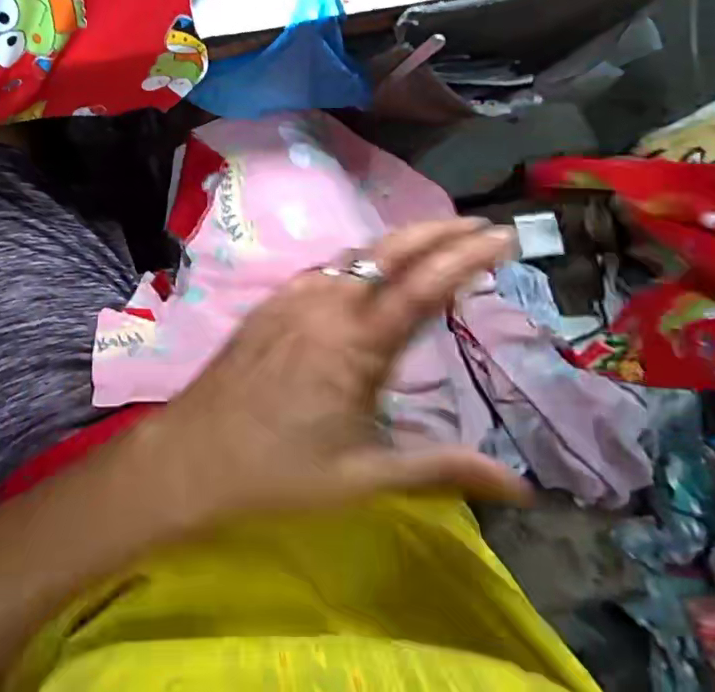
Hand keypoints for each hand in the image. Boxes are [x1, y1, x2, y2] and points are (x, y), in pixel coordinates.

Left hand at [123, 218, 529, 526]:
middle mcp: (322, 308)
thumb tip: (523, 489)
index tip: (504, 235)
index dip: (467, 256)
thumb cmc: (279, 472)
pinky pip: (318, 271)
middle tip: (479, 225)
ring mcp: (288, 302)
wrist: (191, 454)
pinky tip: (363, 274)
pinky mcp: (265, 306)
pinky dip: (354, 262)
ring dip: (395, 244)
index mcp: (354, 345)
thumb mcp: (365, 476)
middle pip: (386, 253)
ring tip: (433, 242)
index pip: (423, 287)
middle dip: (437, 231)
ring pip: (350, 256)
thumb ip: (442, 468)